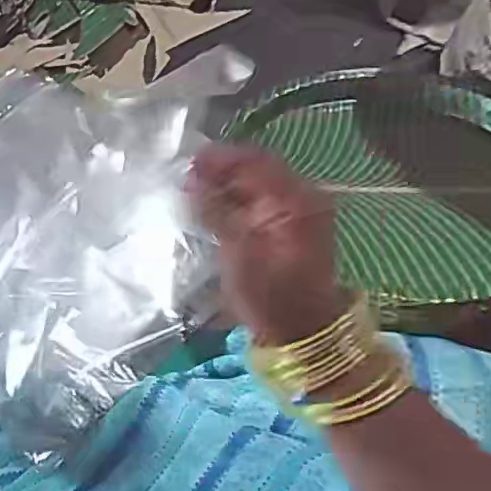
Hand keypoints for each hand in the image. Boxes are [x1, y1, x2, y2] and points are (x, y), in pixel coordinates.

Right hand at [187, 146, 349, 344]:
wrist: (302, 332)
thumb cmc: (269, 296)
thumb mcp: (238, 253)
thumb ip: (217, 211)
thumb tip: (192, 181)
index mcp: (295, 200)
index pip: (255, 161)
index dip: (220, 158)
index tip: (187, 162)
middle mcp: (304, 198)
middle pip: (259, 169)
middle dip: (222, 170)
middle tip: (186, 177)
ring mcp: (302, 213)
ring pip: (260, 185)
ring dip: (228, 185)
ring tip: (194, 192)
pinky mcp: (294, 228)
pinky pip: (263, 202)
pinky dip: (239, 201)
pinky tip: (215, 209)